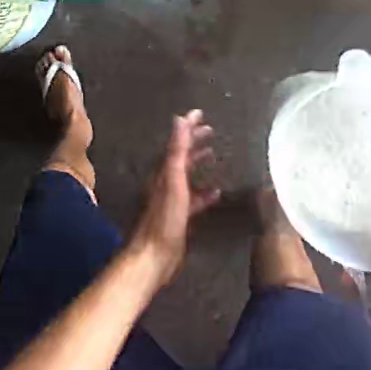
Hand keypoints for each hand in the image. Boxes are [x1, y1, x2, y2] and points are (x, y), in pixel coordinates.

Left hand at [126, 110, 221, 282]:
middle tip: (210, 131)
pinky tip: (215, 193)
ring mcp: (172, 200)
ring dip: (198, 164)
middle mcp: (165, 182)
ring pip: (186, 176)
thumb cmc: (164, 218)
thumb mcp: (173, 180)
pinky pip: (194, 199)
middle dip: (194, 142)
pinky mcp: (179, 217)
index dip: (188, 128)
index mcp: (163, 172)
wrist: (154, 256)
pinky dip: (204, 193)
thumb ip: (177, 150)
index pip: (177, 143)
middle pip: (181, 156)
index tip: (199, 114)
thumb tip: (179, 119)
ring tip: (213, 155)